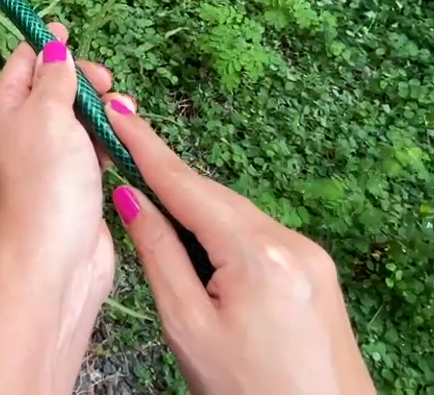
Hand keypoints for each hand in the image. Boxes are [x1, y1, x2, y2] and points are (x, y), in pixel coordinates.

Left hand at [0, 25, 118, 385]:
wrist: (54, 255)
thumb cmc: (46, 176)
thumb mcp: (47, 112)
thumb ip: (54, 77)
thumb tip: (52, 45)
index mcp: (4, 106)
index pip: (23, 62)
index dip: (46, 43)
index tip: (67, 27)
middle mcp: (21, 128)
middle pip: (53, 87)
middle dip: (80, 77)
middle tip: (105, 81)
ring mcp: (48, 156)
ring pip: (76, 117)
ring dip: (100, 108)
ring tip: (123, 109)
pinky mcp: (74, 181)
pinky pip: (92, 146)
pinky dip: (108, 137)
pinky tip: (125, 140)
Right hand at [103, 101, 375, 394]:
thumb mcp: (187, 326)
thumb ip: (157, 251)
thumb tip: (129, 193)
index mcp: (257, 253)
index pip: (183, 183)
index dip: (143, 144)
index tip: (115, 107)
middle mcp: (291, 241)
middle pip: (209, 195)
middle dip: (164, 176)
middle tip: (118, 148)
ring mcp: (310, 256)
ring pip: (231, 214)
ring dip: (190, 207)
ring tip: (149, 205)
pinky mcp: (317, 274)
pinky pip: (253, 234)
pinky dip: (218, 231)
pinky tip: (197, 245)